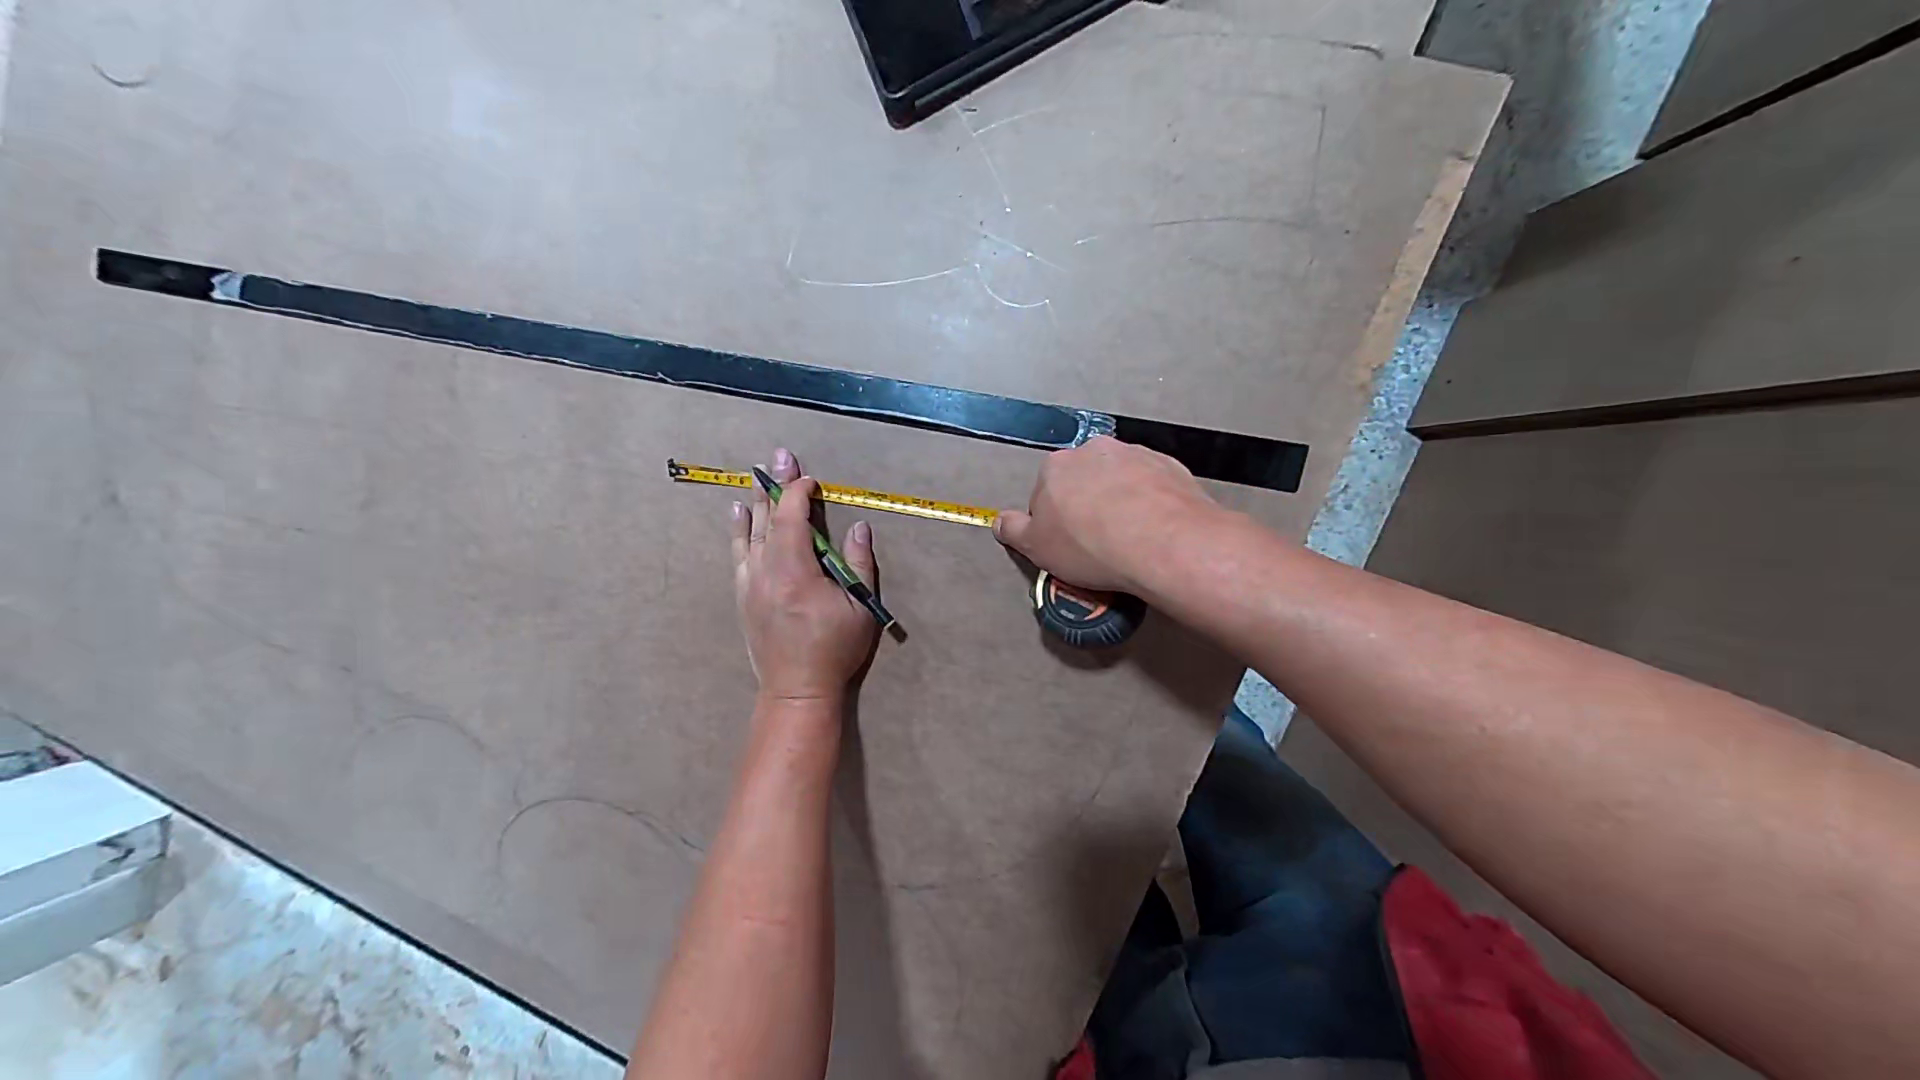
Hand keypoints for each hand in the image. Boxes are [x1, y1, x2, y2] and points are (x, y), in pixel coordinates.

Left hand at [730, 447, 880, 703]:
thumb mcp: (859, 609)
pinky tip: (737, 514)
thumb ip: (859, 564)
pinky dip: (738, 531)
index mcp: (795, 573)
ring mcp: (750, 584)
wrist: (796, 690)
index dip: (799, 494)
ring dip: (757, 503)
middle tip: (779, 456)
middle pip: (768, 519)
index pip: (793, 519)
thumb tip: (858, 527)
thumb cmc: (834, 651)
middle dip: (775, 486)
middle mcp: (766, 572)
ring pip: (750, 533)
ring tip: (757, 477)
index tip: (810, 480)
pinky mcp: (743, 596)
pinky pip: (737, 554)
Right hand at [994, 436, 1222, 592]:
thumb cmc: (1099, 545)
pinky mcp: (1168, 467)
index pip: (1045, 492)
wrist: (1164, 544)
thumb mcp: (1036, 548)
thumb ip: (1014, 530)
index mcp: (1056, 467)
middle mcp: (1094, 452)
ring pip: (1119, 481)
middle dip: (1086, 506)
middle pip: (1083, 481)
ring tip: (1126, 540)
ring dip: (1119, 503)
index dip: (1053, 522)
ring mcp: (1134, 456)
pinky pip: (1152, 486)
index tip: (1064, 542)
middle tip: (1094, 543)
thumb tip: (1003, 523)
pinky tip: (1152, 531)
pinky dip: (1150, 504)